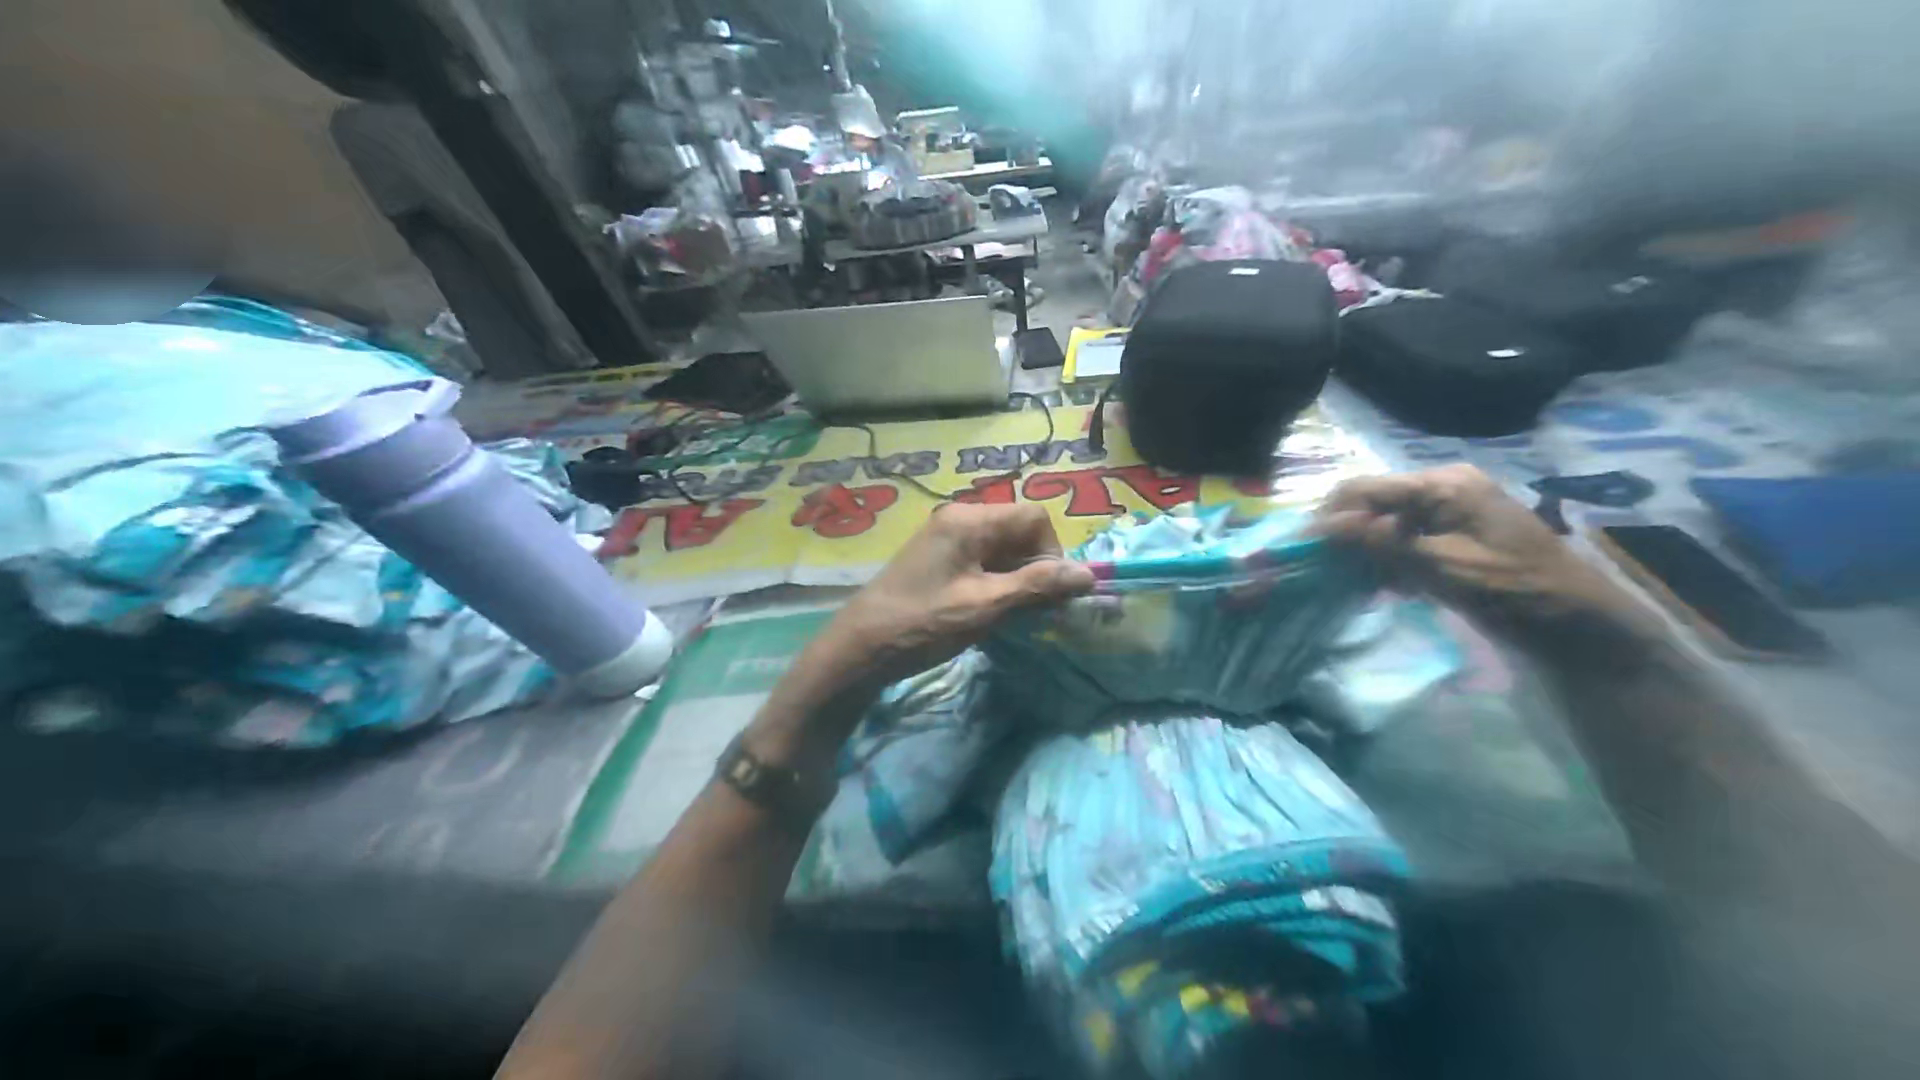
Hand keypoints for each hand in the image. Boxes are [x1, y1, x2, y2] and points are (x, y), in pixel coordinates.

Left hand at [748, 503, 1094, 775]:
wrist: (860, 647)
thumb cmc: (923, 623)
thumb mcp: (985, 606)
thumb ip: (1037, 586)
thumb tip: (1088, 575)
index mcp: (969, 520)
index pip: (1034, 518)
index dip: (1051, 553)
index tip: (1047, 592)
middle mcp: (958, 519)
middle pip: (1018, 530)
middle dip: (1035, 567)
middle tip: (1035, 608)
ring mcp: (945, 538)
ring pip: (1001, 548)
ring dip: (1017, 577)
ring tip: (1013, 613)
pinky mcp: (938, 559)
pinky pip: (981, 560)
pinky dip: (996, 581)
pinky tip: (991, 610)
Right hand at [1317, 465, 1654, 640]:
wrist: (1582, 626)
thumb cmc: (1518, 590)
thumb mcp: (1446, 567)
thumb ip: (1385, 544)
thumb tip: (1327, 526)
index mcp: (1445, 485)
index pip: (1367, 489)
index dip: (1330, 515)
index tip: (1302, 547)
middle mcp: (1442, 488)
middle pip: (1372, 502)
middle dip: (1344, 533)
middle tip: (1323, 567)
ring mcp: (1447, 512)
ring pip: (1382, 523)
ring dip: (1363, 551)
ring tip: (1350, 581)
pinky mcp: (1450, 536)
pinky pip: (1401, 540)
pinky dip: (1385, 561)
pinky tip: (1382, 586)